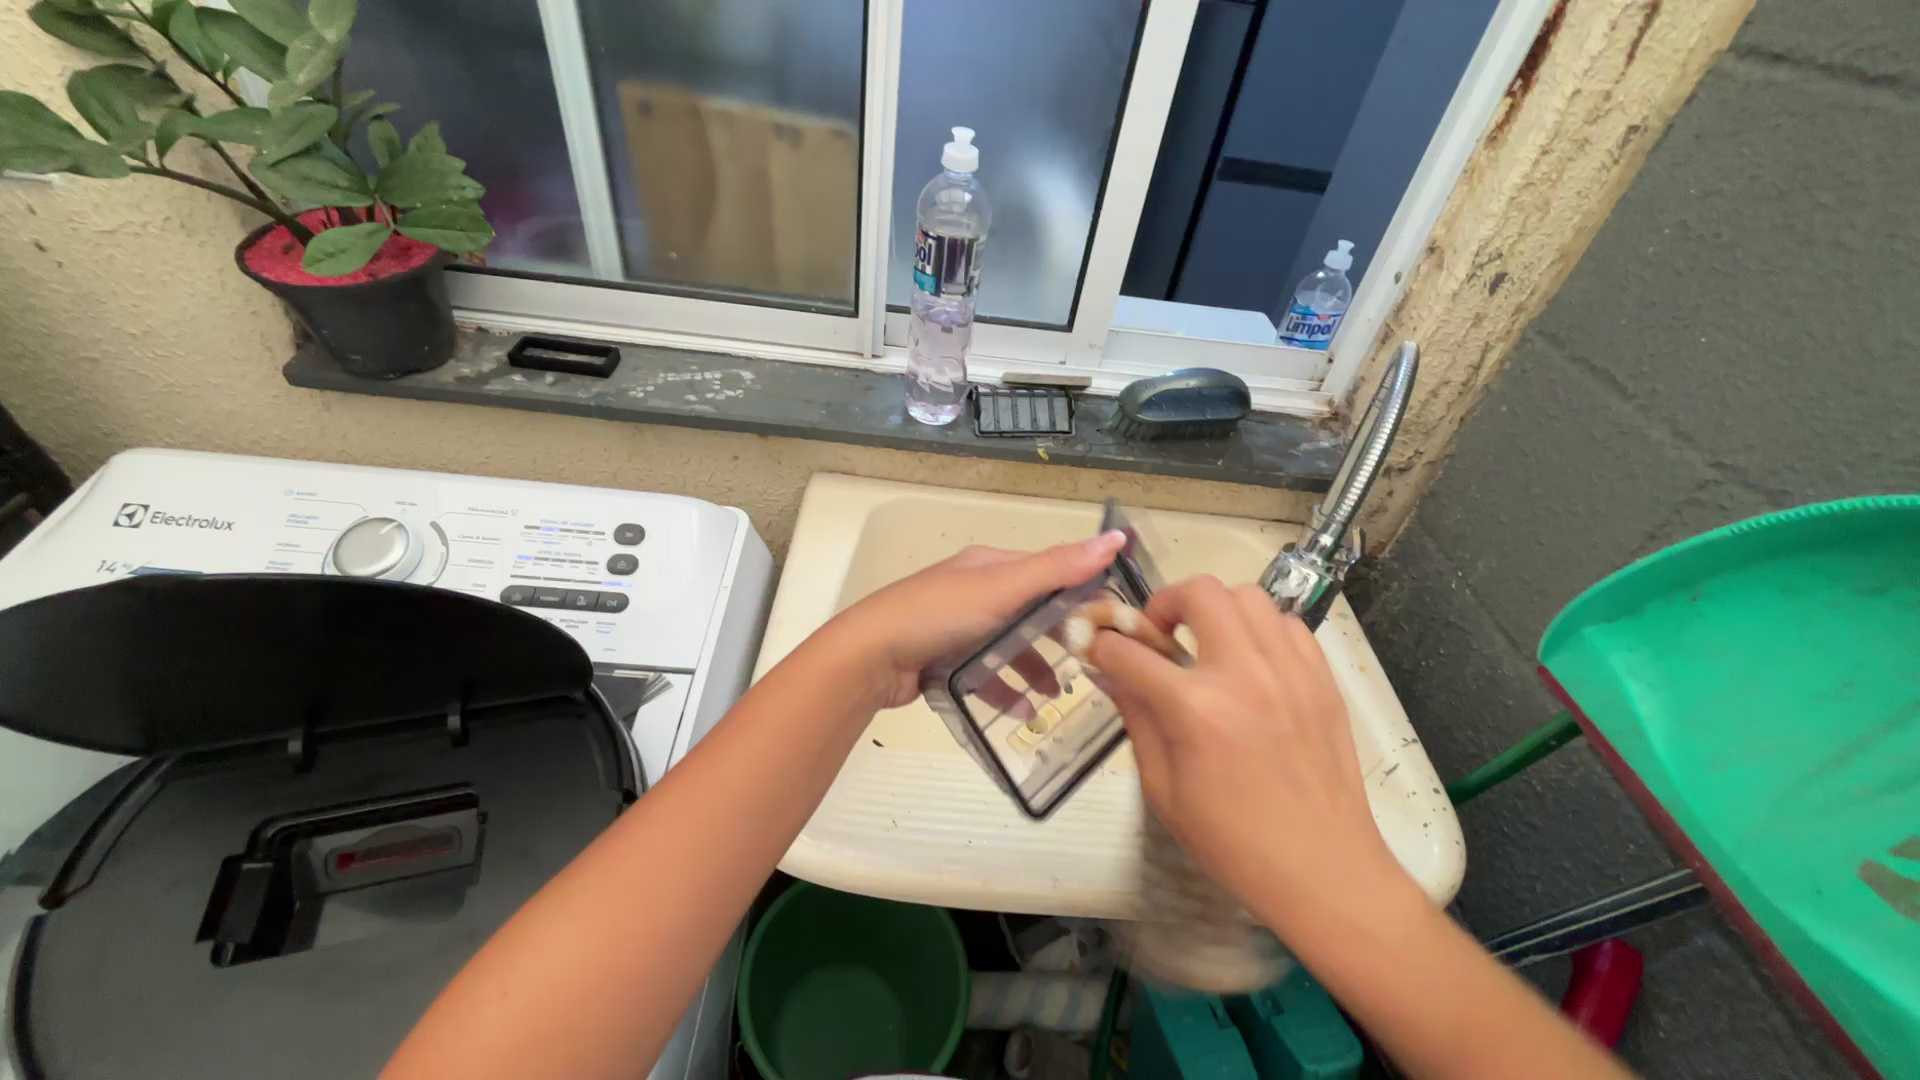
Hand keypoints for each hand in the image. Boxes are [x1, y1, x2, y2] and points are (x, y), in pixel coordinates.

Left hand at [831, 531, 1127, 709]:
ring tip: (1057, 695)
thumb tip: (1114, 537)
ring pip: (1008, 646)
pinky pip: (984, 674)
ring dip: (1034, 668)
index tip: (1114, 623)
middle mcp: (974, 591)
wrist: (869, 657)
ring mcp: (957, 627)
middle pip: (1030, 611)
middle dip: (1060, 636)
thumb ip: (1057, 568)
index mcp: (989, 566)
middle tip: (1093, 664)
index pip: (1048, 572)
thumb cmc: (938, 614)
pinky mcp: (944, 660)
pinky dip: (1005, 689)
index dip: (1082, 593)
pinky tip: (1023, 711)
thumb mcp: (1002, 588)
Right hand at [1088, 576, 1411, 926]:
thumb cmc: (1231, 841)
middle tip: (1158, 636)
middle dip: (1164, 603)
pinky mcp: (1322, 679)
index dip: (1101, 645)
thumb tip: (1110, 672)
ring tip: (1205, 643)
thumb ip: (1136, 718)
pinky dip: (1259, 628)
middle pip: (1199, 592)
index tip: (1095, 646)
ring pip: (1247, 595)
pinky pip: (1287, 624)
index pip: (1130, 651)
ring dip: (1215, 609)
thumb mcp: (1163, 788)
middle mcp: (1244, 673)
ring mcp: (1291, 670)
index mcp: (1196, 709)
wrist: (1323, 870)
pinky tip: (1250, 662)